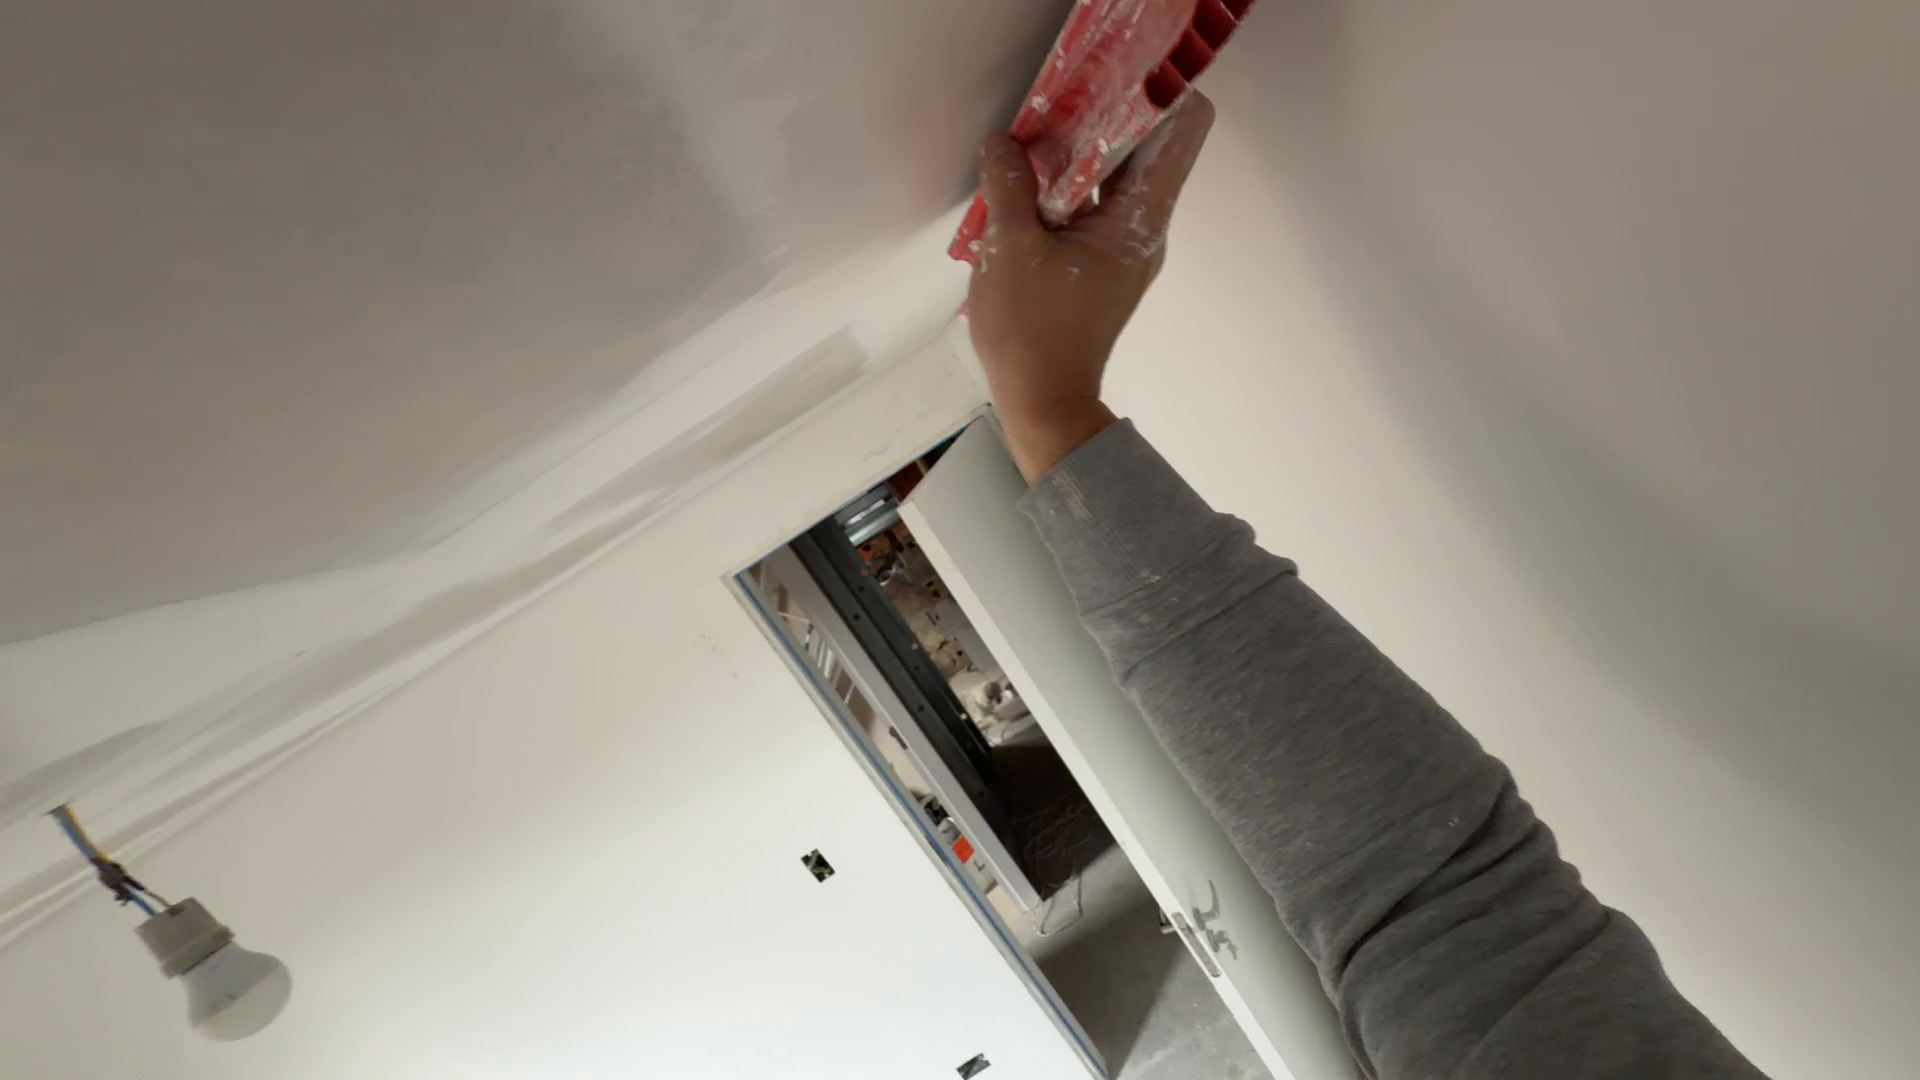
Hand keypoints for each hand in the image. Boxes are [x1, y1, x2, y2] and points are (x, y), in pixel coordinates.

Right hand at [966, 91, 1215, 481]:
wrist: (1041, 403)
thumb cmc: (1031, 335)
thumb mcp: (1009, 250)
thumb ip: (1008, 184)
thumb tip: (1004, 145)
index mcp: (1140, 220)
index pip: (1183, 126)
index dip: (1152, 90)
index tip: (1104, 82)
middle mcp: (1144, 230)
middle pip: (1144, 147)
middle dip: (1100, 118)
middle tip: (1050, 108)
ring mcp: (1123, 252)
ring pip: (1113, 180)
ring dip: (1074, 158)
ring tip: (1029, 149)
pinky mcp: (1101, 270)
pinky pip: (1092, 213)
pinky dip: (1065, 194)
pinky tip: (1026, 194)